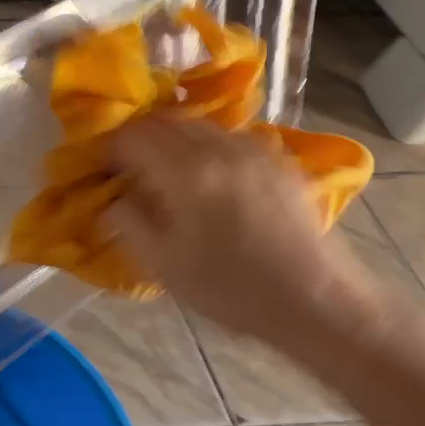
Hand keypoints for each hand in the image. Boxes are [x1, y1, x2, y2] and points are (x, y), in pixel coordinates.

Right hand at [102, 116, 391, 354]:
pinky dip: (206, 146)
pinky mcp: (279, 162)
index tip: (105, 172)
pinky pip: (230, 137)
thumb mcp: (162, 264)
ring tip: (167, 170)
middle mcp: (220, 150)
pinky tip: (208, 176)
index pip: (133, 136)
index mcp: (186, 173)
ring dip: (173, 139)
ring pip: (199, 124)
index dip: (110, 149)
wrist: (319, 304)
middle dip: (139, 138)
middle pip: (165, 121)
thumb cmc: (232, 289)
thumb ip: (127, 222)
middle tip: (129, 168)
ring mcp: (255, 151)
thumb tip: (112, 200)